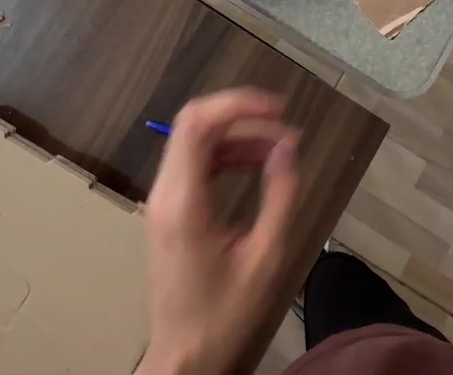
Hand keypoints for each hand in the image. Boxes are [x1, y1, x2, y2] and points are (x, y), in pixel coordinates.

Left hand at [138, 90, 300, 374]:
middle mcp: (165, 192)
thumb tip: (289, 144)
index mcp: (182, 201)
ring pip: (197, 140)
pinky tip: (258, 164)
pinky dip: (228, 153)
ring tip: (280, 148)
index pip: (198, 122)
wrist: (184, 361)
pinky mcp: (169, 209)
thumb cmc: (225, 315)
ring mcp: (163, 200)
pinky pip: (197, 162)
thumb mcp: (265, 256)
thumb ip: (280, 194)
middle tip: (285, 124)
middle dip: (243, 115)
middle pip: (196, 123)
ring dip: (239, 134)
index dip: (238, 103)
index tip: (279, 109)